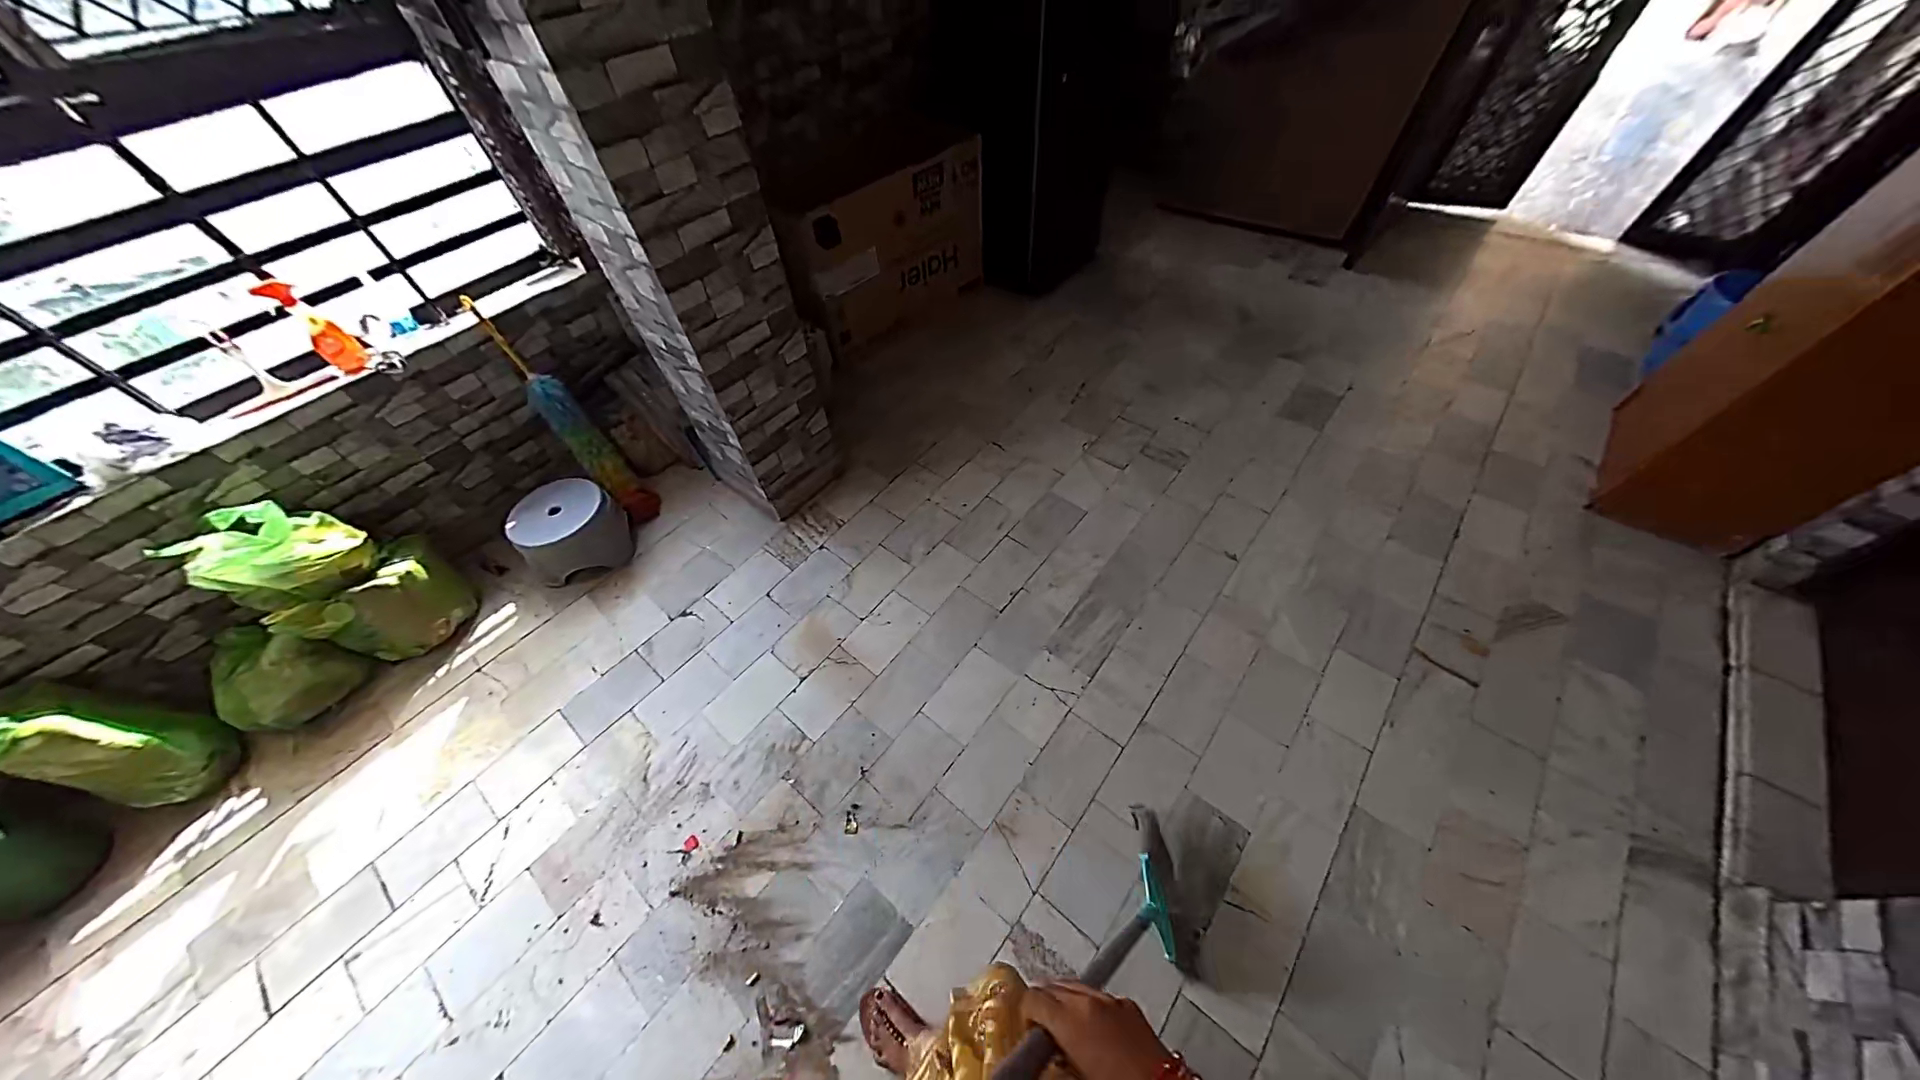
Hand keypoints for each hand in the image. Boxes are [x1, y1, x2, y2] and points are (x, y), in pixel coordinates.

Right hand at [1023, 981, 1173, 1079]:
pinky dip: (1088, 1004)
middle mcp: (1089, 1000)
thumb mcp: (1075, 1078)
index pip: (1034, 998)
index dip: (1026, 1014)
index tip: (1028, 1030)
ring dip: (1065, 1001)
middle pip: (1052, 985)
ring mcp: (1111, 999)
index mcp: (1071, 1018)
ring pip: (1075, 986)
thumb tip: (1044, 1057)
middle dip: (1043, 1004)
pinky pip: (1098, 995)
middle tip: (1042, 1030)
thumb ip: (1054, 1059)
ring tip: (1065, 1027)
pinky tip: (1092, 1028)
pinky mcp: (1129, 1004)